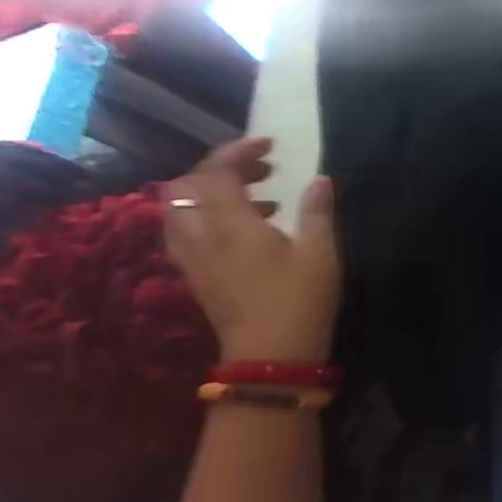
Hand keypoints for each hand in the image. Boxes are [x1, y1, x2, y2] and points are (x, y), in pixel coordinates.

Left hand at [163, 137, 340, 363]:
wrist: (270, 356)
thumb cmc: (300, 299)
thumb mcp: (321, 253)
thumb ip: (318, 211)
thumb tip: (320, 179)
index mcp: (230, 225)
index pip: (214, 172)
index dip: (237, 152)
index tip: (268, 145)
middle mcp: (200, 236)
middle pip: (186, 186)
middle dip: (220, 169)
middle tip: (261, 170)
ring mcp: (192, 258)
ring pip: (180, 209)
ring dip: (211, 192)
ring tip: (257, 195)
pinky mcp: (195, 276)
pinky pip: (184, 230)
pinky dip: (206, 215)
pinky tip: (243, 227)